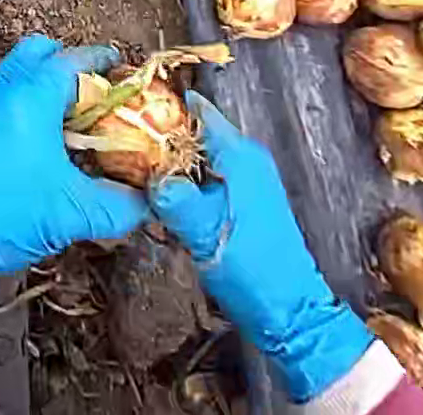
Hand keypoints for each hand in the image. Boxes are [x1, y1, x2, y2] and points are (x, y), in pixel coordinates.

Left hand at [0, 35, 148, 311]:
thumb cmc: (5, 213)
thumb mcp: (72, 214)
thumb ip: (119, 206)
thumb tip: (147, 202)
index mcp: (32, 94)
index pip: (75, 59)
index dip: (103, 61)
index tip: (122, 69)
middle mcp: (3, 84)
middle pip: (41, 49)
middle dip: (68, 63)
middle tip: (90, 93)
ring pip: (17, 68)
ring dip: (43, 81)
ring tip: (64, 117)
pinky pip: (0, 89)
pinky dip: (21, 98)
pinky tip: (33, 136)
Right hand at [149, 91, 373, 402]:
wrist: (291, 314)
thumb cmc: (252, 269)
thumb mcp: (203, 232)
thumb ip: (172, 196)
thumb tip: (145, 171)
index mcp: (240, 153)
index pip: (197, 109)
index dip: (164, 108)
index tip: (134, 114)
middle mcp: (246, 155)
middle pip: (195, 130)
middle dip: (163, 138)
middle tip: (130, 149)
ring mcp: (247, 175)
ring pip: (198, 154)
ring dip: (172, 163)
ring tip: (143, 174)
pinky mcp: (244, 194)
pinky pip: (207, 173)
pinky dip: (186, 180)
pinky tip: (168, 199)